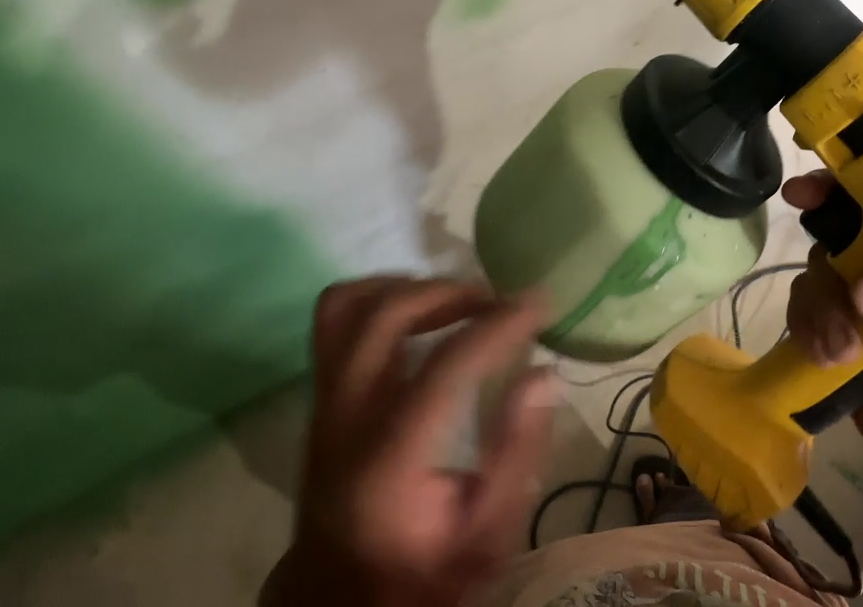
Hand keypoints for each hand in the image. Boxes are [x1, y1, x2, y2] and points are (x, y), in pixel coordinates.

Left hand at [264, 277, 556, 606]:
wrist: (339, 596)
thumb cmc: (423, 567)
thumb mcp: (487, 534)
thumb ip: (517, 454)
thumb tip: (544, 374)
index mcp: (390, 461)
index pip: (445, 367)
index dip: (498, 326)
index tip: (540, 304)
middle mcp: (346, 418)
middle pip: (386, 317)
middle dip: (450, 293)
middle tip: (497, 302)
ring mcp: (323, 401)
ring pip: (348, 305)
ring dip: (408, 287)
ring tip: (456, 300)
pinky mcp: (318, 393)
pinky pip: (334, 317)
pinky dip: (378, 296)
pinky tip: (417, 312)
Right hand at [782, 171, 862, 487]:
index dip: (853, 187)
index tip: (811, 192)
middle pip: (844, 231)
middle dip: (830, 263)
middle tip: (839, 311)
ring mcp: (861, 291)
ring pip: (819, 270)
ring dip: (821, 309)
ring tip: (839, 355)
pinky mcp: (831, 320)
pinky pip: (801, 304)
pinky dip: (806, 327)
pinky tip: (825, 358)